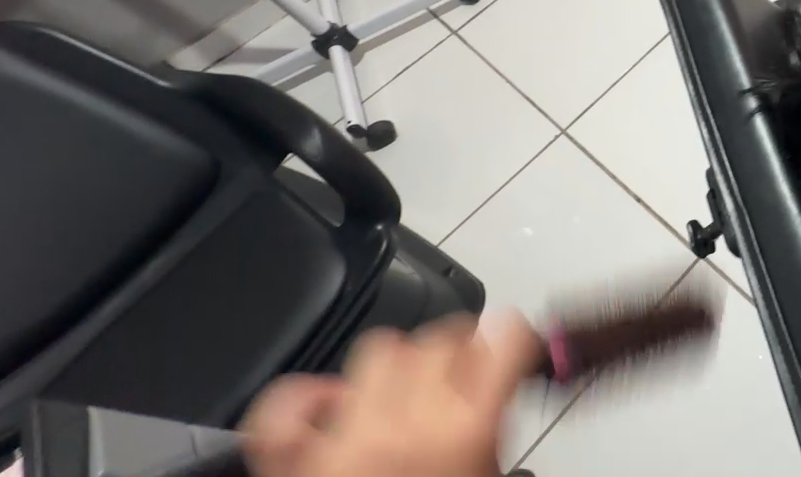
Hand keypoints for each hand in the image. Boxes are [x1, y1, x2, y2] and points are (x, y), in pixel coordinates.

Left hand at [243, 311, 542, 476]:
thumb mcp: (493, 473)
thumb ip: (499, 422)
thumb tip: (503, 379)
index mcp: (467, 431)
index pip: (506, 337)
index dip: (514, 336)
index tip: (513, 348)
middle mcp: (408, 427)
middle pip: (441, 340)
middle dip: (458, 353)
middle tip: (464, 379)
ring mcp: (346, 443)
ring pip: (381, 351)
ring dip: (399, 365)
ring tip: (408, 391)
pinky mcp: (296, 467)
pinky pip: (286, 409)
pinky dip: (306, 398)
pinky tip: (334, 405)